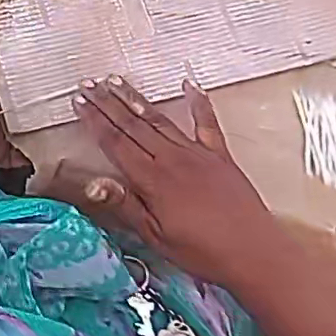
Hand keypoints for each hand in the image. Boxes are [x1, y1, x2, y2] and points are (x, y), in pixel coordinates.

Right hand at [73, 76, 335, 335]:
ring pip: (159, 119)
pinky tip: (187, 84)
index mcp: (152, 180)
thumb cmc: (201, 252)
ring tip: (115, 80)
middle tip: (88, 83)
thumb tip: (93, 184)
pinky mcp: (220, 155)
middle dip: (107, 102)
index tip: (78, 102)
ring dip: (135, 98)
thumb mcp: (155, 236)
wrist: (257, 255)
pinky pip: (206, 123)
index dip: (94, 121)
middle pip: (132, 124)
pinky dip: (197, 102)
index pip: (115, 142)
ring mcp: (197, 154)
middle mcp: (171, 159)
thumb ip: (125, 205)